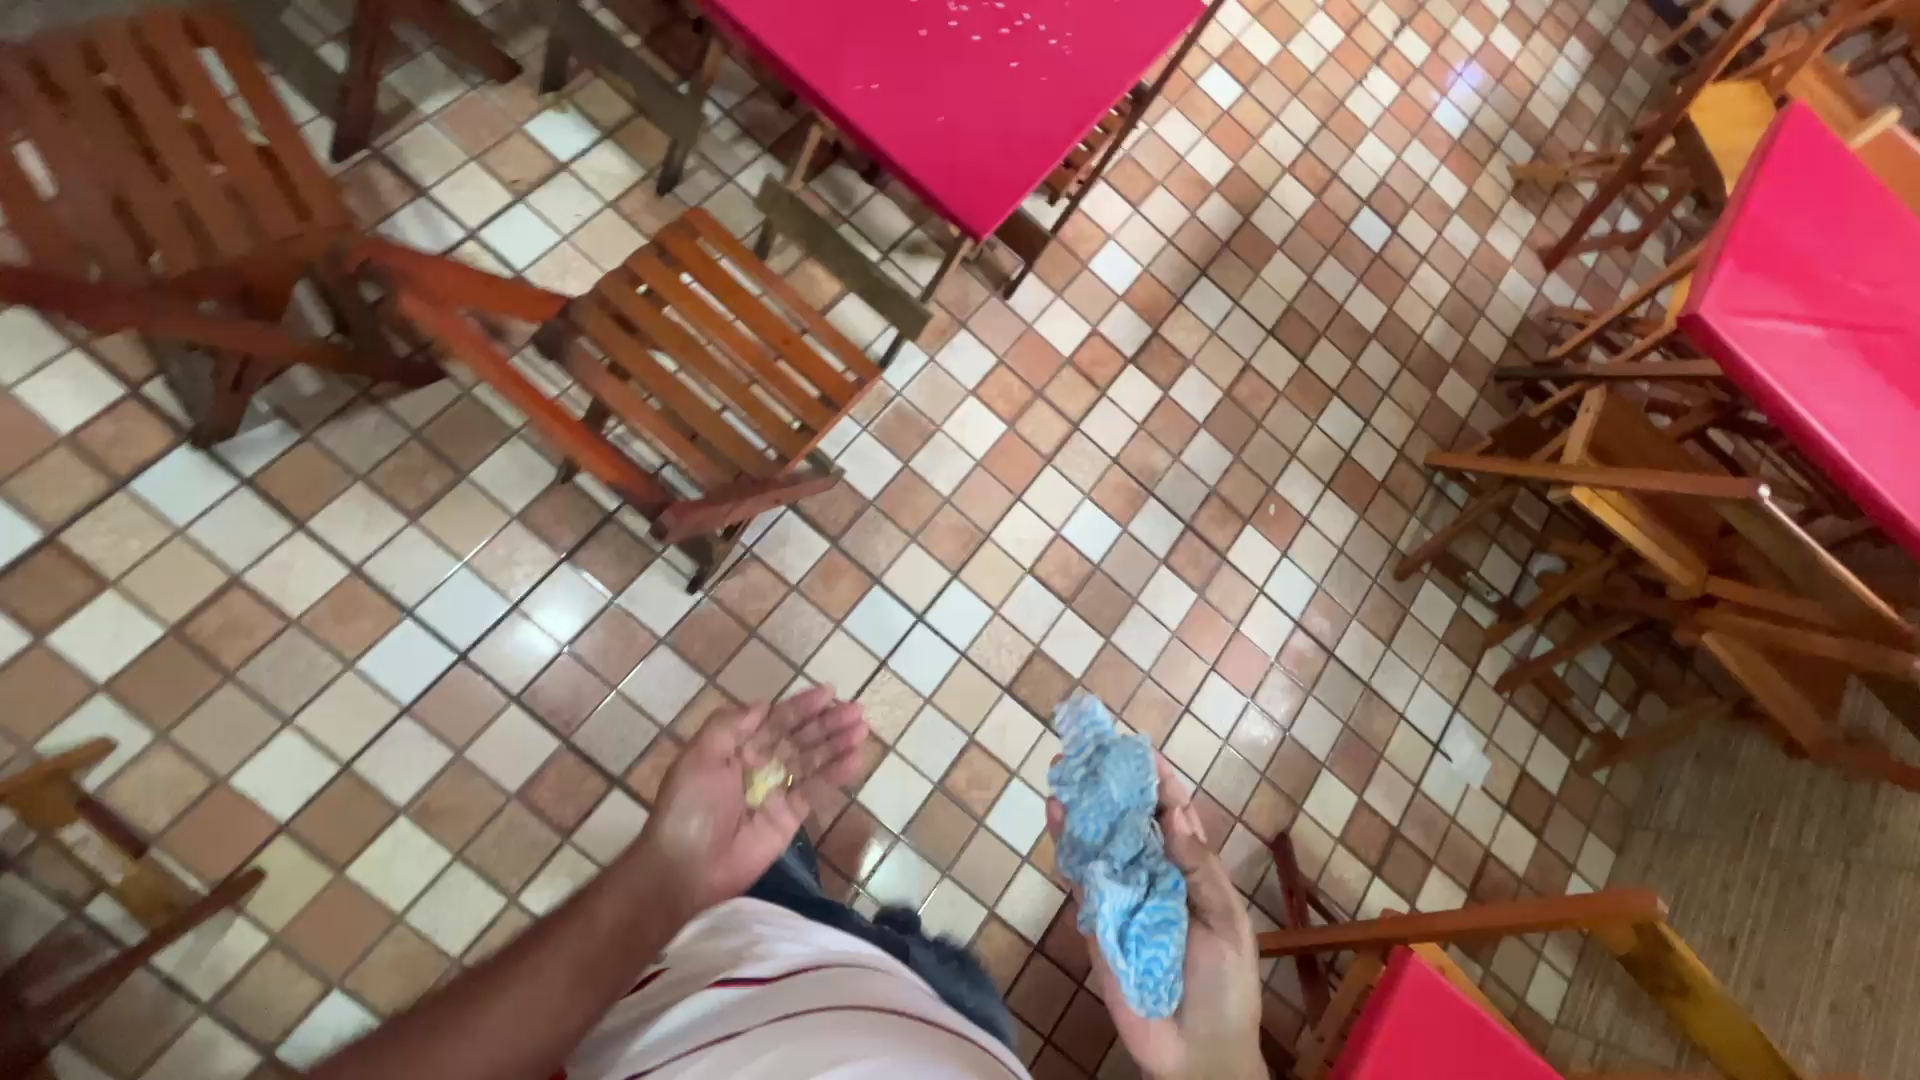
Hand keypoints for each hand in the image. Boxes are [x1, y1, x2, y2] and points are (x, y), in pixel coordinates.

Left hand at [631, 686, 867, 921]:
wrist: (688, 868)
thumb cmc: (690, 807)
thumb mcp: (699, 757)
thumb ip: (730, 726)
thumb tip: (764, 705)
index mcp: (737, 748)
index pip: (776, 720)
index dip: (801, 706)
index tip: (828, 693)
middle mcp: (761, 764)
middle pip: (800, 737)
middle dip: (827, 723)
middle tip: (856, 711)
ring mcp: (778, 790)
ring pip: (813, 760)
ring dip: (837, 744)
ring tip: (862, 730)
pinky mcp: (791, 816)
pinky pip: (816, 789)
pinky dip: (836, 774)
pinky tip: (855, 759)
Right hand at [1046, 756, 1263, 1079]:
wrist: (1197, 1053)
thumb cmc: (1225, 986)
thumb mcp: (1228, 924)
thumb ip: (1201, 869)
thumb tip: (1175, 812)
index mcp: (1190, 872)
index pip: (1174, 817)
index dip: (1160, 784)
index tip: (1142, 751)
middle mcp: (1152, 876)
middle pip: (1129, 823)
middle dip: (1110, 786)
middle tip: (1089, 750)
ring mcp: (1121, 896)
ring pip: (1098, 843)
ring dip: (1082, 808)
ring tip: (1063, 772)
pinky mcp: (1095, 920)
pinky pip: (1078, 878)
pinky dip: (1066, 846)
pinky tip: (1057, 816)